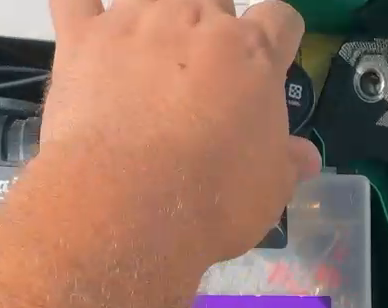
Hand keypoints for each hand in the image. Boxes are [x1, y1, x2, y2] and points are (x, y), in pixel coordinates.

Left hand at [39, 0, 319, 266]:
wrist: (134, 207)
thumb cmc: (217, 202)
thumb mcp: (270, 192)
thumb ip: (286, 162)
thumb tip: (304, 156)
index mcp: (253, 57)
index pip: (279, 20)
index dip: (279, 40)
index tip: (273, 63)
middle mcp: (196, 20)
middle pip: (213, 0)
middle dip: (215, 29)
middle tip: (208, 77)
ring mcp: (135, 21)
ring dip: (161, 16)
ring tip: (156, 57)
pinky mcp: (82, 38)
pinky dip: (83, 4)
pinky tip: (89, 20)